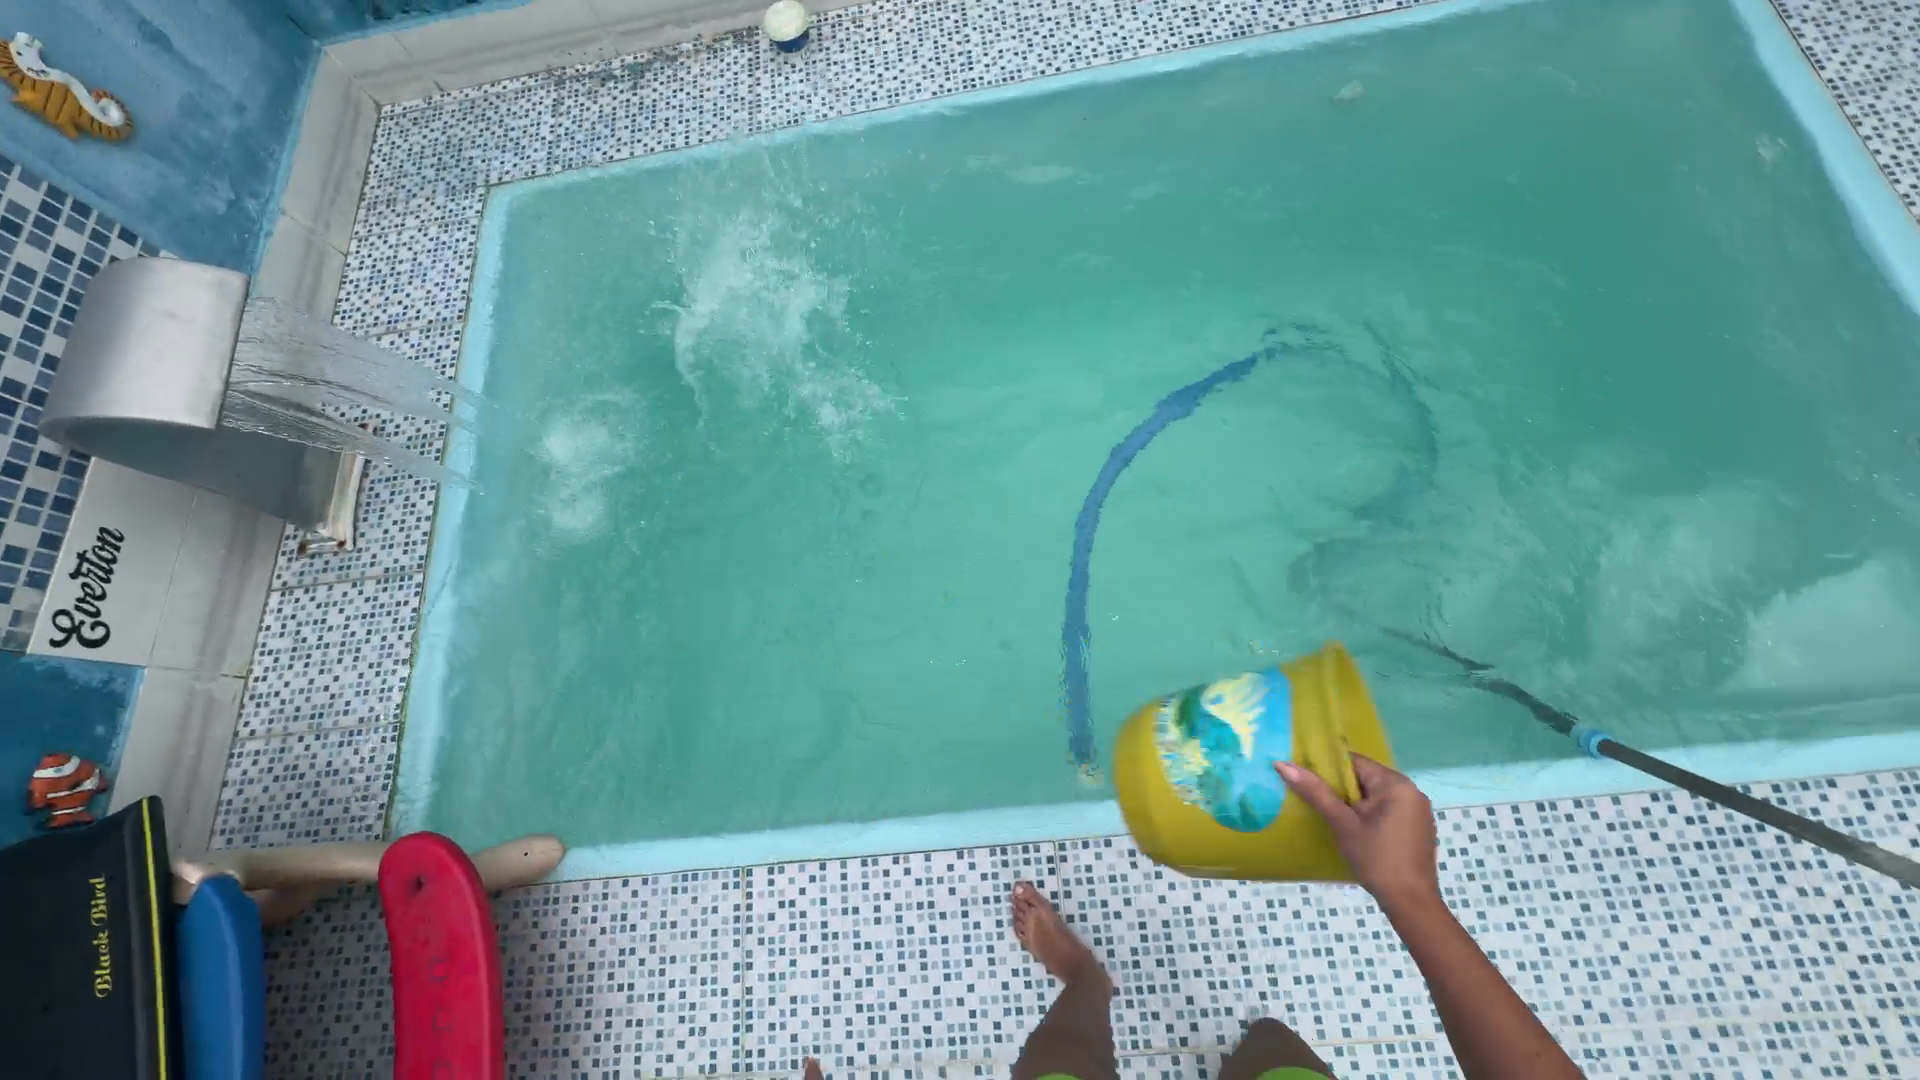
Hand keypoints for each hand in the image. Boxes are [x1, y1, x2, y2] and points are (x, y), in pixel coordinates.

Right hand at [1275, 753, 1439, 911]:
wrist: (1410, 903)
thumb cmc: (1375, 858)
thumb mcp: (1341, 822)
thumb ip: (1314, 791)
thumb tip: (1282, 764)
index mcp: (1396, 784)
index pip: (1354, 762)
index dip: (1328, 769)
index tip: (1308, 782)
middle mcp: (1411, 790)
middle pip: (1364, 777)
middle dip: (1340, 788)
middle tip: (1317, 802)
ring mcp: (1417, 810)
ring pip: (1374, 794)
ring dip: (1353, 802)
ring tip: (1333, 817)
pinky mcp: (1417, 827)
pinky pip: (1387, 809)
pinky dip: (1369, 814)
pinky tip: (1356, 830)